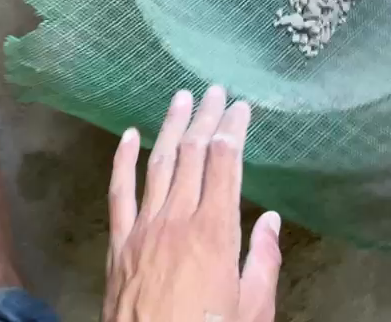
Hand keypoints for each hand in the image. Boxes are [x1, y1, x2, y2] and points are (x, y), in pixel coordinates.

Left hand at [105, 86, 282, 321]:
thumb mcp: (253, 314)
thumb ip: (263, 264)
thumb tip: (272, 220)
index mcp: (215, 231)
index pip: (225, 163)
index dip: (234, 130)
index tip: (241, 107)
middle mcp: (179, 218)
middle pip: (193, 153)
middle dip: (207, 117)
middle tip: (215, 90)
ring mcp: (144, 227)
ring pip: (159, 163)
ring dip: (172, 126)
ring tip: (181, 97)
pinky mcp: (118, 243)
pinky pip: (119, 192)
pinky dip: (124, 159)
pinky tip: (130, 135)